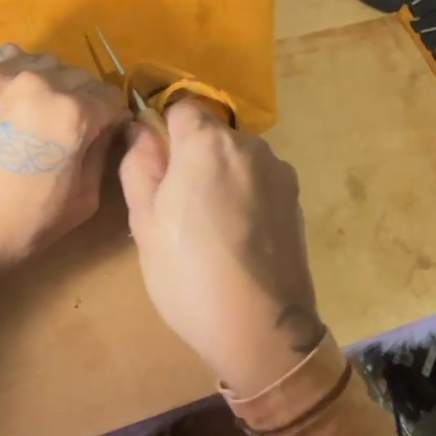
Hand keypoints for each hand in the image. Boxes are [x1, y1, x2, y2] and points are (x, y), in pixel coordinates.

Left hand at [0, 45, 128, 313]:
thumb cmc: (24, 225)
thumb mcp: (84, 199)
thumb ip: (103, 153)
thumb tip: (110, 127)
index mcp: (73, 114)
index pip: (111, 98)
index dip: (111, 119)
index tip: (102, 136)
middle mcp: (42, 84)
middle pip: (82, 78)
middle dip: (85, 102)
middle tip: (70, 133)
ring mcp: (5, 77)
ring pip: (50, 65)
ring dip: (55, 85)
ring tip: (41, 116)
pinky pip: (12, 58)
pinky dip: (22, 72)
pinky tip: (17, 101)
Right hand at [119, 101, 324, 393]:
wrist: (260, 329)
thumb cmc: (187, 274)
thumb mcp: (145, 223)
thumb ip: (138, 165)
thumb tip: (140, 130)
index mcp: (207, 144)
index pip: (182, 105)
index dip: (163, 128)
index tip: (153, 163)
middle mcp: (250, 146)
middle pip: (212, 134)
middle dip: (191, 158)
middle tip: (174, 208)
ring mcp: (280, 173)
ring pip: (236, 160)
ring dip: (219, 178)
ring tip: (207, 230)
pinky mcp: (296, 201)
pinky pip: (258, 184)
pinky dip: (243, 198)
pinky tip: (235, 241)